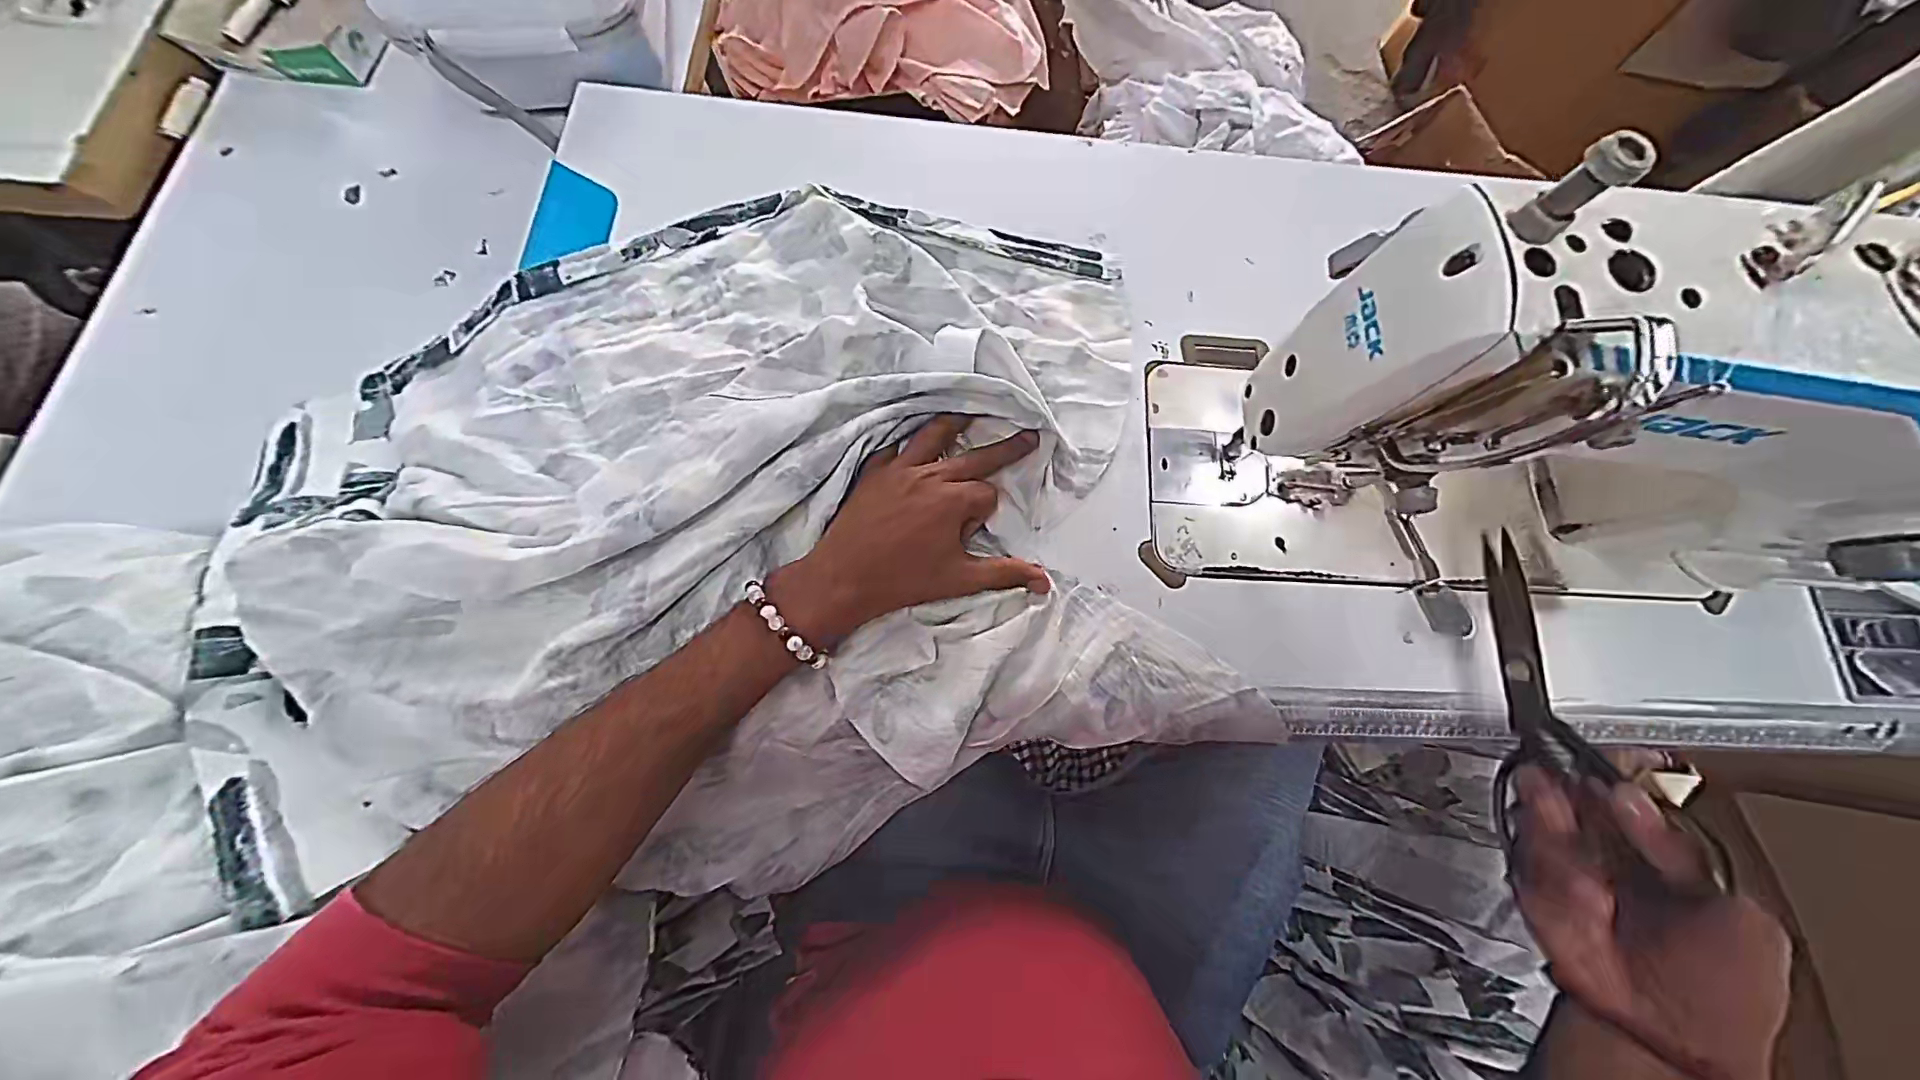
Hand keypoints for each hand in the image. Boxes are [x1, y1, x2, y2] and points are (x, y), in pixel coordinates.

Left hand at [768, 415, 1050, 644]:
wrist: (844, 578)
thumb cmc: (903, 581)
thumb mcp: (960, 580)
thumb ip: (1004, 573)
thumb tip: (1044, 581)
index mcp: (954, 501)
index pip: (987, 495)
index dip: (985, 512)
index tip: (969, 531)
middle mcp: (931, 477)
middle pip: (976, 456)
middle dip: (1005, 448)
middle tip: (1026, 435)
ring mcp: (900, 470)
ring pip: (935, 436)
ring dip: (956, 424)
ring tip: (970, 414)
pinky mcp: (875, 472)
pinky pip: (896, 446)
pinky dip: (908, 441)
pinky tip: (912, 441)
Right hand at [1512, 767, 1789, 1079]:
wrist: (1672, 1037)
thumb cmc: (1721, 990)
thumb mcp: (1735, 915)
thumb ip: (1677, 850)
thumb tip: (1628, 797)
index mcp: (1655, 856)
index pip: (1622, 800)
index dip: (1607, 775)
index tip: (1597, 756)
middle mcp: (1606, 858)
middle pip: (1572, 805)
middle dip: (1560, 788)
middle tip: (1552, 771)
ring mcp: (1567, 873)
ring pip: (1543, 827)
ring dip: (1543, 814)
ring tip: (1545, 797)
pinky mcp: (1536, 892)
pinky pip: (1530, 866)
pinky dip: (1547, 868)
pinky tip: (1572, 877)